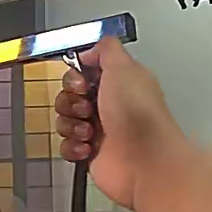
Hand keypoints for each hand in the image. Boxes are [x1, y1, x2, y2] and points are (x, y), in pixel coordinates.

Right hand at [54, 36, 188, 210]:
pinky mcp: (92, 153)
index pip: (83, 72)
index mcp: (119, 83)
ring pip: (65, 120)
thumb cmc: (140, 118)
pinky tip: (88, 148)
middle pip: (69, 95)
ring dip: (72, 125)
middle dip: (71, 102)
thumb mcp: (123, 68)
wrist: (145, 162)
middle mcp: (110, 105)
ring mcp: (100, 130)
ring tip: (90, 132)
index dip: (75, 77)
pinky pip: (67, 146)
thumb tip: (91, 49)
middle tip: (88, 109)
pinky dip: (73, 147)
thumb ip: (107, 50)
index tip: (82, 83)